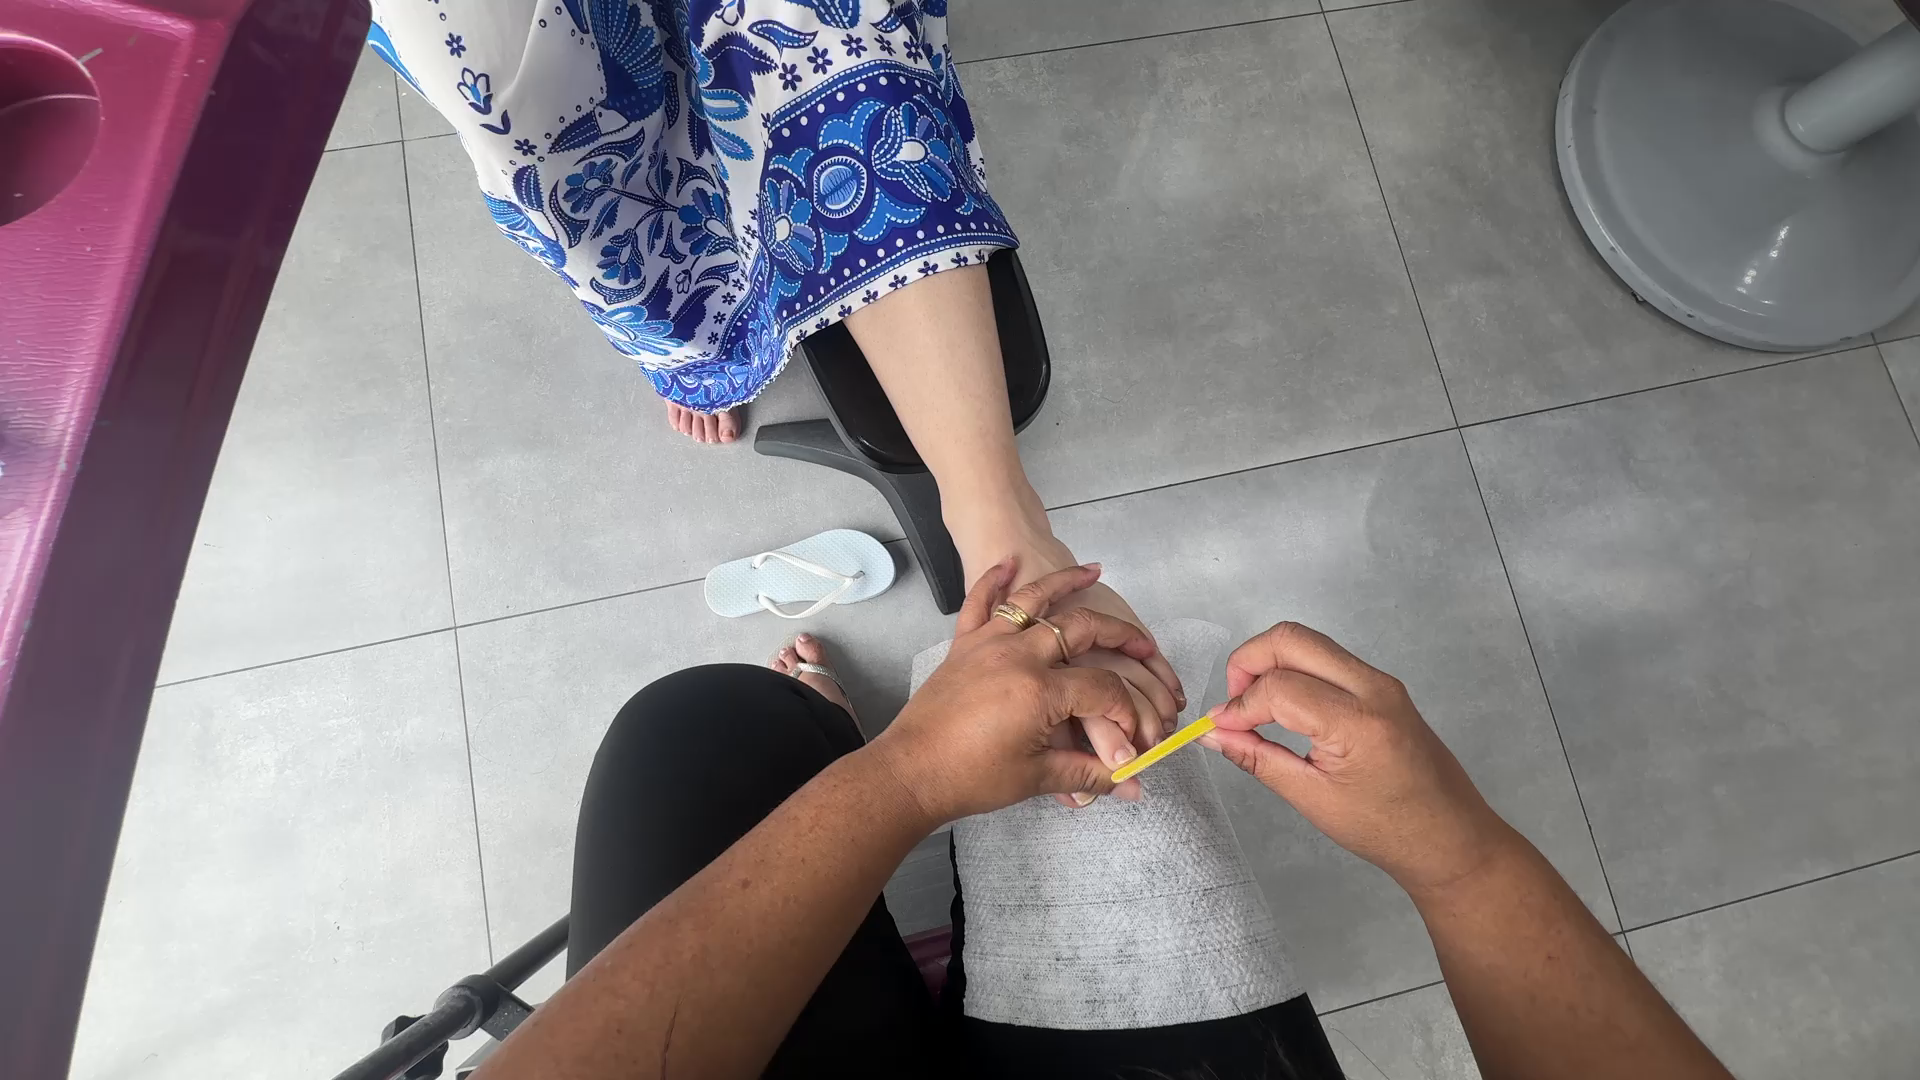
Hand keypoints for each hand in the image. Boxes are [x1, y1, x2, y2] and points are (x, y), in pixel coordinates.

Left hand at [866, 561, 1170, 821]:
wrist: (911, 772)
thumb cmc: (972, 778)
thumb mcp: (1036, 777)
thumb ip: (1089, 774)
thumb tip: (1133, 786)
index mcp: (1040, 691)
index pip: (1103, 689)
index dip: (1127, 710)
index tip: (1133, 734)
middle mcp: (1018, 655)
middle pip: (1080, 628)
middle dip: (1119, 634)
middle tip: (1143, 643)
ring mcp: (988, 643)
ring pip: (1032, 599)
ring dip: (1065, 581)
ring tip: (1094, 570)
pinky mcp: (963, 644)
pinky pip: (979, 602)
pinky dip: (994, 579)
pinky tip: (1010, 561)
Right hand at [1200, 622, 1513, 892]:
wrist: (1455, 840)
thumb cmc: (1386, 829)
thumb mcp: (1312, 799)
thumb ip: (1257, 758)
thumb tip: (1212, 734)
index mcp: (1358, 723)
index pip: (1278, 688)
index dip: (1239, 706)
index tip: (1220, 730)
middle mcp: (1372, 688)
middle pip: (1289, 639)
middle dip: (1247, 662)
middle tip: (1234, 703)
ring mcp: (1379, 680)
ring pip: (1305, 640)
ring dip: (1268, 662)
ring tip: (1255, 705)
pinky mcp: (1380, 683)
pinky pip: (1322, 656)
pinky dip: (1290, 668)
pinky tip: (1281, 706)